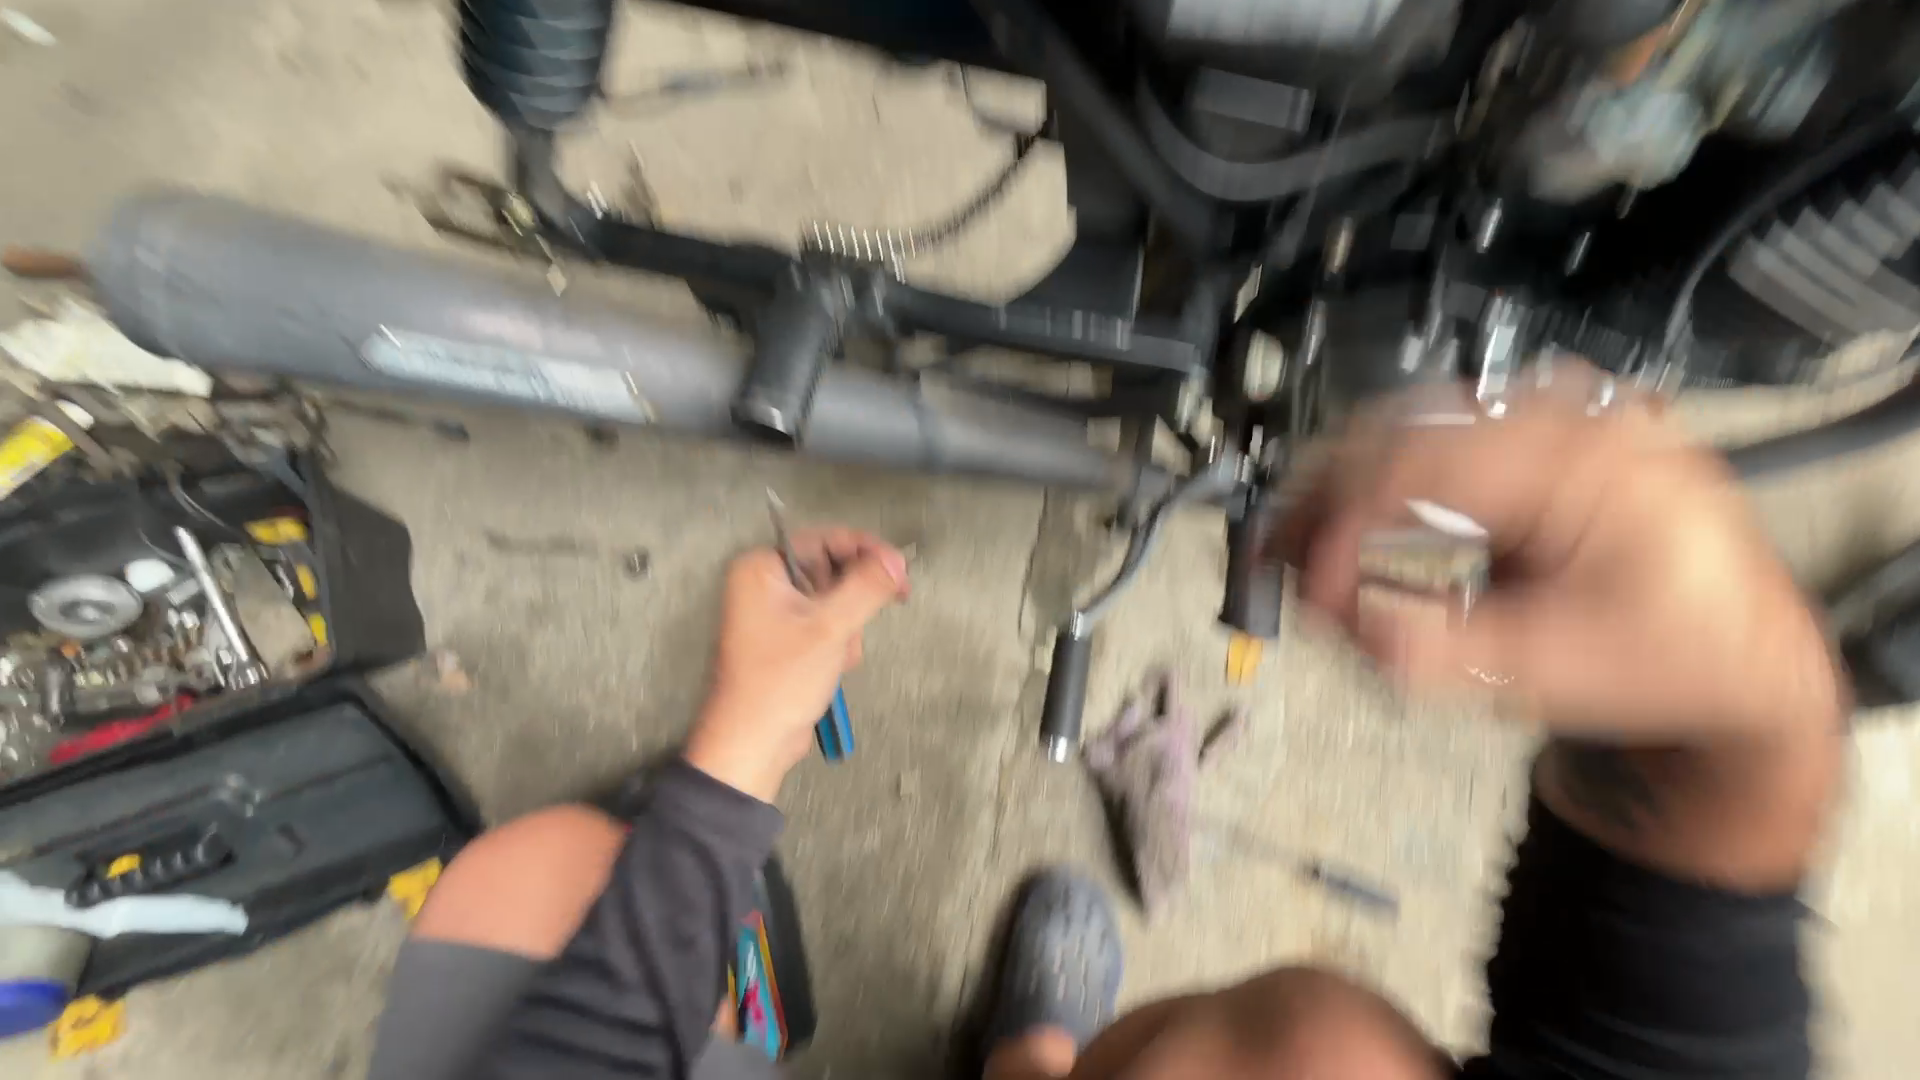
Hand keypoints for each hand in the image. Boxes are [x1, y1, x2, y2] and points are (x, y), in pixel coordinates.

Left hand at [684, 528, 909, 800]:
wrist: (753, 743)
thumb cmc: (780, 681)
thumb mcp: (831, 627)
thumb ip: (867, 587)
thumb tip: (897, 560)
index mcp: (762, 567)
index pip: (826, 539)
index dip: (867, 552)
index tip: (900, 571)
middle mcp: (765, 583)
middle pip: (833, 569)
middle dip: (854, 601)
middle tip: (867, 621)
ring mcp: (775, 612)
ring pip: (836, 600)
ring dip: (848, 626)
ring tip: (838, 655)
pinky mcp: (787, 638)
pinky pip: (827, 623)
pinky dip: (839, 641)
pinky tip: (833, 666)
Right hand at [1288, 369, 1843, 741]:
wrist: (1732, 654)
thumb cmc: (1665, 662)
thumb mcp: (1544, 674)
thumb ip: (1424, 647)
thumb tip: (1329, 611)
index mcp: (1588, 460)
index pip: (1421, 465)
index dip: (1343, 525)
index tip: (1310, 589)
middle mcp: (1565, 419)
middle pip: (1397, 430)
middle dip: (1321, 498)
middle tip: (1275, 555)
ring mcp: (1544, 421)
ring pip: (1397, 429)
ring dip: (1335, 490)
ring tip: (1298, 547)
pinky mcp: (1521, 439)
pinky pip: (1418, 443)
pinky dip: (1367, 486)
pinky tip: (1343, 526)